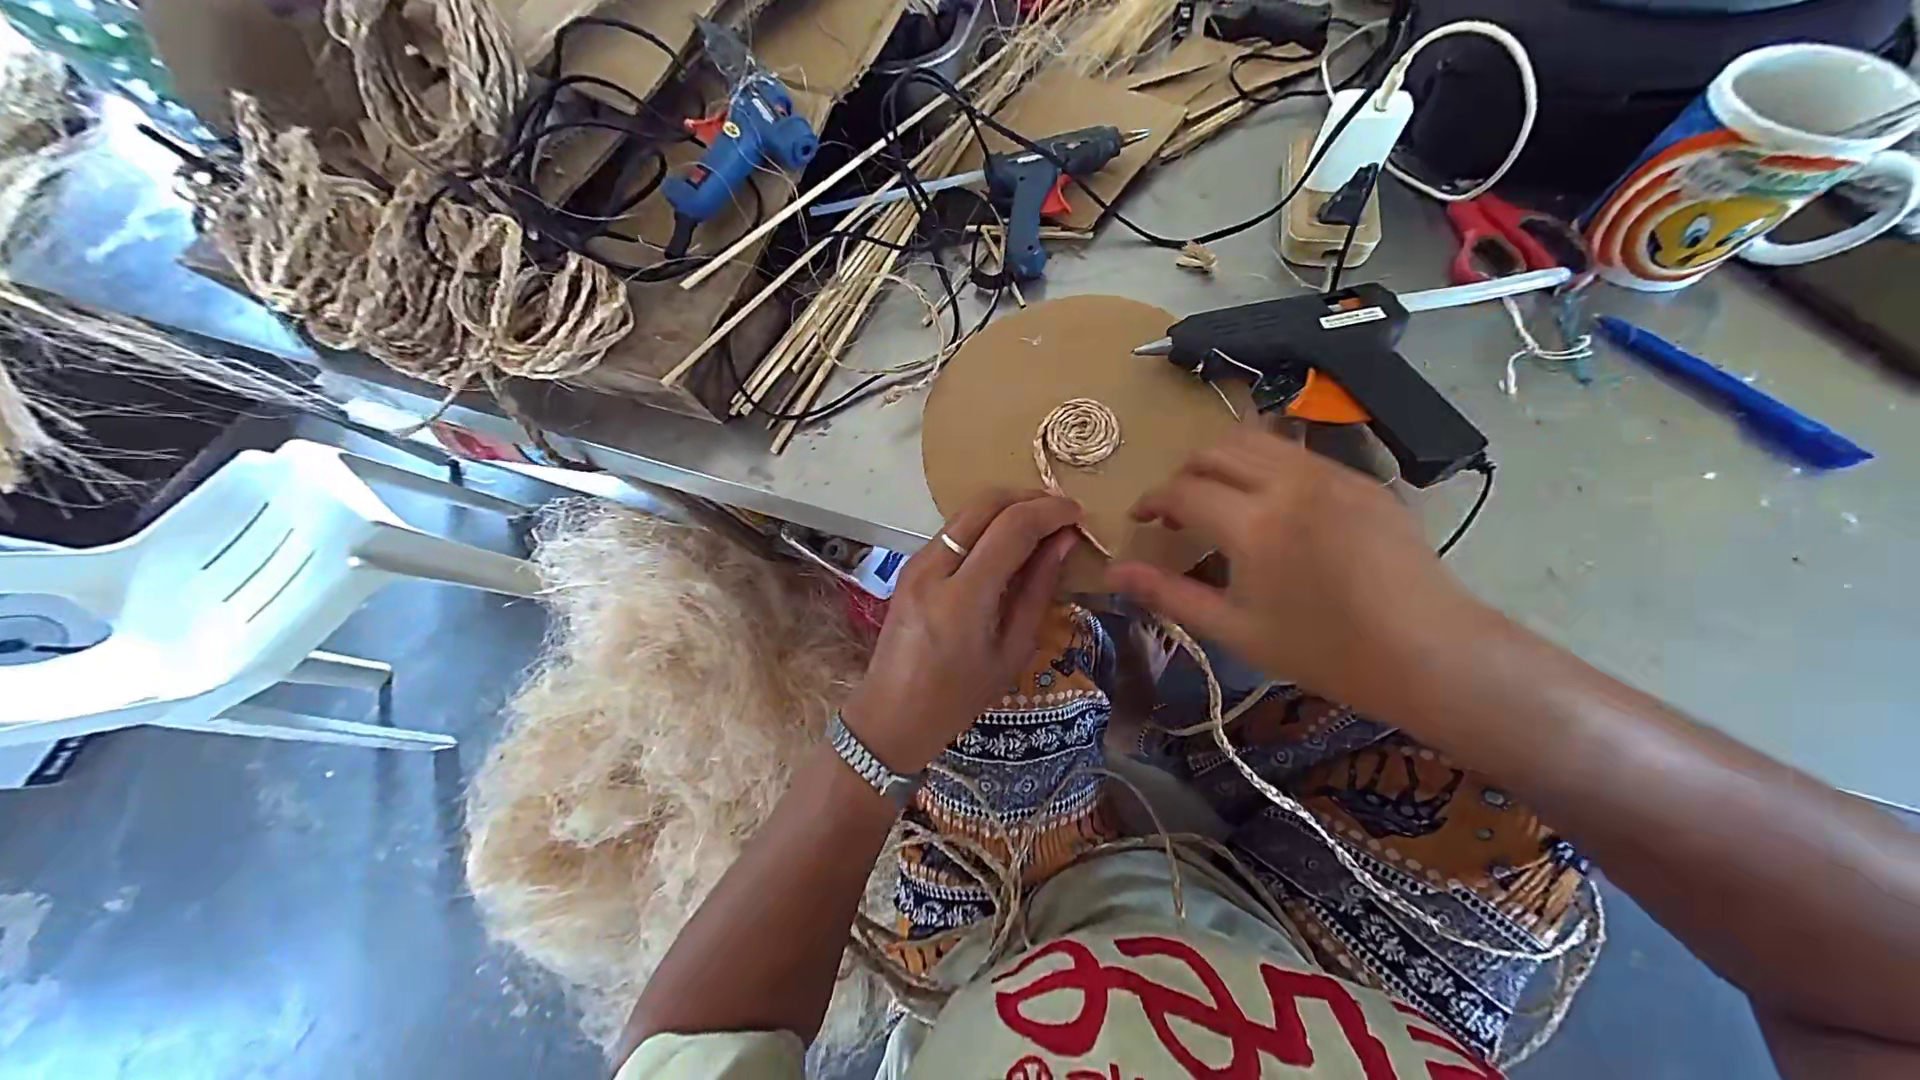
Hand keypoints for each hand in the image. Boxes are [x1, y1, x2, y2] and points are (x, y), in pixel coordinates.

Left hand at [843, 491, 1080, 773]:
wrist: (892, 715)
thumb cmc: (959, 697)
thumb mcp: (1012, 651)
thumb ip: (1038, 590)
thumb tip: (1063, 542)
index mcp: (963, 597)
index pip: (1013, 527)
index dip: (1051, 511)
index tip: (1078, 514)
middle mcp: (934, 567)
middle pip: (985, 503)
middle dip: (1029, 497)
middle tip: (1062, 512)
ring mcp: (916, 563)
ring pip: (967, 511)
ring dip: (1006, 507)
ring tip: (1041, 525)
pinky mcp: (909, 566)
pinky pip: (953, 530)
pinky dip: (985, 524)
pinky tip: (1007, 542)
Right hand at [1104, 428, 1490, 714]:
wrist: (1430, 654)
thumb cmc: (1324, 652)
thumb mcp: (1234, 630)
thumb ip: (1168, 595)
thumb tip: (1112, 576)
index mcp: (1254, 525)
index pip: (1181, 490)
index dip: (1151, 501)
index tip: (1142, 520)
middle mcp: (1289, 484)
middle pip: (1214, 450)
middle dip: (1183, 474)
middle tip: (1178, 512)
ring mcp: (1331, 475)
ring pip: (1257, 439)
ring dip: (1223, 461)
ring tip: (1219, 499)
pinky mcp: (1361, 479)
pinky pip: (1297, 452)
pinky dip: (1265, 464)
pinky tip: (1272, 505)